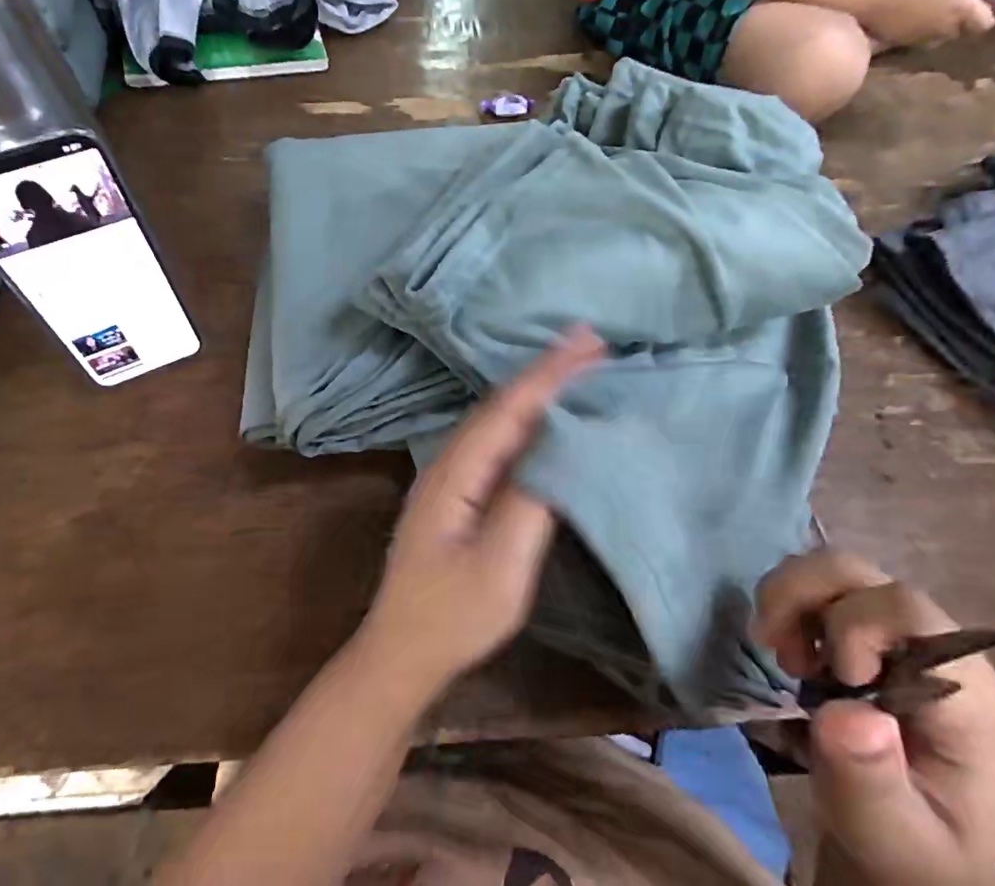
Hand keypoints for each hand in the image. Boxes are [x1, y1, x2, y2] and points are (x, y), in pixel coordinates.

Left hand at [353, 328, 604, 693]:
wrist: (402, 651)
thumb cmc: (453, 616)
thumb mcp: (500, 567)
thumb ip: (530, 504)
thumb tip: (563, 450)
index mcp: (455, 472)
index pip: (509, 410)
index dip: (549, 374)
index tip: (589, 342)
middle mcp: (449, 463)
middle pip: (501, 406)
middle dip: (545, 372)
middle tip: (591, 343)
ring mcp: (450, 478)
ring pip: (497, 420)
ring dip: (536, 390)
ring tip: (576, 368)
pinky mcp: (458, 494)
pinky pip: (496, 442)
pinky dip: (526, 420)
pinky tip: (545, 418)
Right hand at [753, 550, 994, 885]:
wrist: (904, 855)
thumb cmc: (906, 850)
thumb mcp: (891, 838)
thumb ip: (871, 782)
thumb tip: (847, 711)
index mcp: (969, 700)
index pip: (913, 612)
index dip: (856, 626)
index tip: (832, 680)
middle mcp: (940, 653)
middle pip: (866, 576)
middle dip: (806, 598)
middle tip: (783, 655)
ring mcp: (902, 639)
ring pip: (835, 570)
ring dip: (791, 597)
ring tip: (781, 653)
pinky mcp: (868, 635)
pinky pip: (819, 587)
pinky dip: (788, 603)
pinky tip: (787, 648)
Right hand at [861, 0, 994, 46]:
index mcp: (963, 11)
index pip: (985, 23)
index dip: (985, 13)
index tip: (979, 1)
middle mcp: (945, 30)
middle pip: (961, 31)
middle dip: (960, 20)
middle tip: (953, 2)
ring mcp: (921, 39)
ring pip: (938, 36)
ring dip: (938, 25)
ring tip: (928, 7)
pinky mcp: (900, 43)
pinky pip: (917, 38)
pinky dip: (917, 29)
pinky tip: (908, 14)